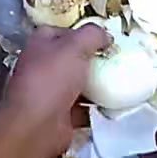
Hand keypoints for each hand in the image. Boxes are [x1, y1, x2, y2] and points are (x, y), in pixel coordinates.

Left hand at [0, 24, 107, 157]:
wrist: (37, 125)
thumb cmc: (52, 78)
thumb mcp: (74, 46)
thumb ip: (91, 35)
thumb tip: (106, 35)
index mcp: (40, 44)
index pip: (62, 32)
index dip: (82, 34)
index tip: (104, 40)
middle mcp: (42, 66)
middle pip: (71, 58)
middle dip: (92, 59)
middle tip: (115, 61)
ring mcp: (50, 91)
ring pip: (77, 83)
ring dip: (96, 84)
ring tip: (120, 81)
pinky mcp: (60, 115)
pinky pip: (82, 107)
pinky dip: (96, 107)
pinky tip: (114, 105)